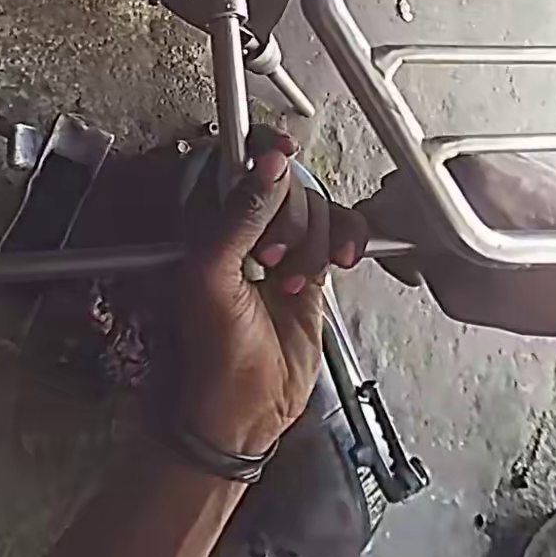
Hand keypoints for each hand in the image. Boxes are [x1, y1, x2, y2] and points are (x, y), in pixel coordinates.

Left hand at [173, 129, 367, 455]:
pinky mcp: (314, 265)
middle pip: (286, 182)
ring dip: (311, 244)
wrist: (248, 407)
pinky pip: (341, 231)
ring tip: (289, 283)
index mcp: (211, 220)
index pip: (238, 162)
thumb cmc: (213, 347)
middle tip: (269, 259)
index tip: (283, 150)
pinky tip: (335, 265)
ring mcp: (284, 245)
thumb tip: (268, 166)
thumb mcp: (213, 274)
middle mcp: (248, 226)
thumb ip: (240, 215)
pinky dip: (345, 241)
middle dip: (288, 219)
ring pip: (318, 206)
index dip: (261, 149)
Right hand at [355, 154, 555, 364]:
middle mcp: (464, 163)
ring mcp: (493, 158)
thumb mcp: (463, 297)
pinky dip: (463, 204)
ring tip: (464, 250)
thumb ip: (416, 268)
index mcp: (444, 192)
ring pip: (432, 181)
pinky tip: (490, 238)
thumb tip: (403, 253)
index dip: (371, 238)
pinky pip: (466, 179)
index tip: (384, 254)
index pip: (375, 206)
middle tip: (424, 258)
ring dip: (434, 211)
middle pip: (400, 186)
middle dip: (403, 222)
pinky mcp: (517, 162)